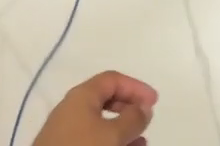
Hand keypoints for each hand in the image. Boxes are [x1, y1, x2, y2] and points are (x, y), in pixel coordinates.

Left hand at [33, 71, 158, 145]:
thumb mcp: (112, 135)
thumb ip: (132, 118)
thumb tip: (144, 106)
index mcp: (82, 95)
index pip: (113, 79)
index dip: (136, 87)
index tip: (154, 102)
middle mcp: (72, 108)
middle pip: (106, 100)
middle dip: (129, 109)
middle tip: (146, 119)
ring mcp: (66, 130)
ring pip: (100, 123)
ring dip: (123, 130)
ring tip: (142, 142)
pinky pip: (93, 138)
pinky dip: (110, 142)